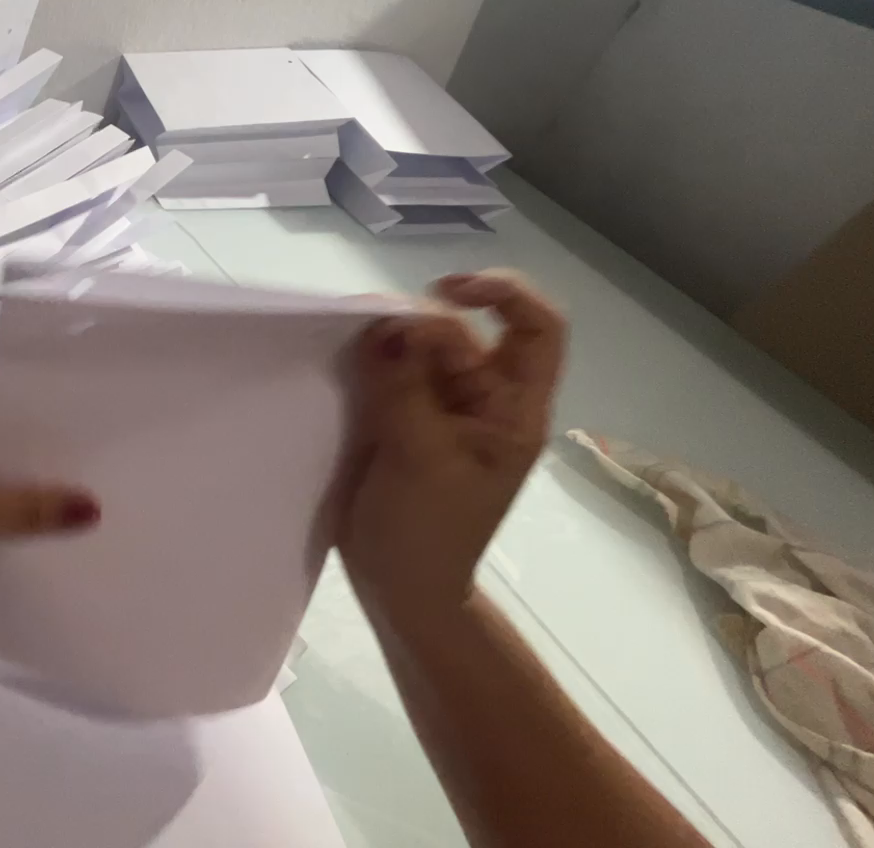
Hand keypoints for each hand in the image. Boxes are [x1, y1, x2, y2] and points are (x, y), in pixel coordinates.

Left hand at [0, 392, 99, 581]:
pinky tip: (23, 521)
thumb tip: (94, 507)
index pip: (15, 404)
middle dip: (39, 459)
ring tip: (71, 500)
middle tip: (95, 475)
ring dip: (15, 484)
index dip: (53, 422)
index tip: (97, 440)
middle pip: (2, 436)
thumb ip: (31, 510)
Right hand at [341, 269, 565, 615]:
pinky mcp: (394, 416)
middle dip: (421, 317)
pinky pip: (384, 370)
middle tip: (370, 323)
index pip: (535, 329)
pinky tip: (339, 356)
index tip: (440, 291)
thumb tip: (384, 326)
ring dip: (385, 335)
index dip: (501, 293)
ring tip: (346, 336)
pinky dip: (363, 356)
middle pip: (464, 330)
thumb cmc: (427, 528)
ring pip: (417, 347)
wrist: (399, 581)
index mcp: (511, 409)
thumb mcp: (421, 456)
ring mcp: (434, 406)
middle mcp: (478, 397)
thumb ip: (404, 388)